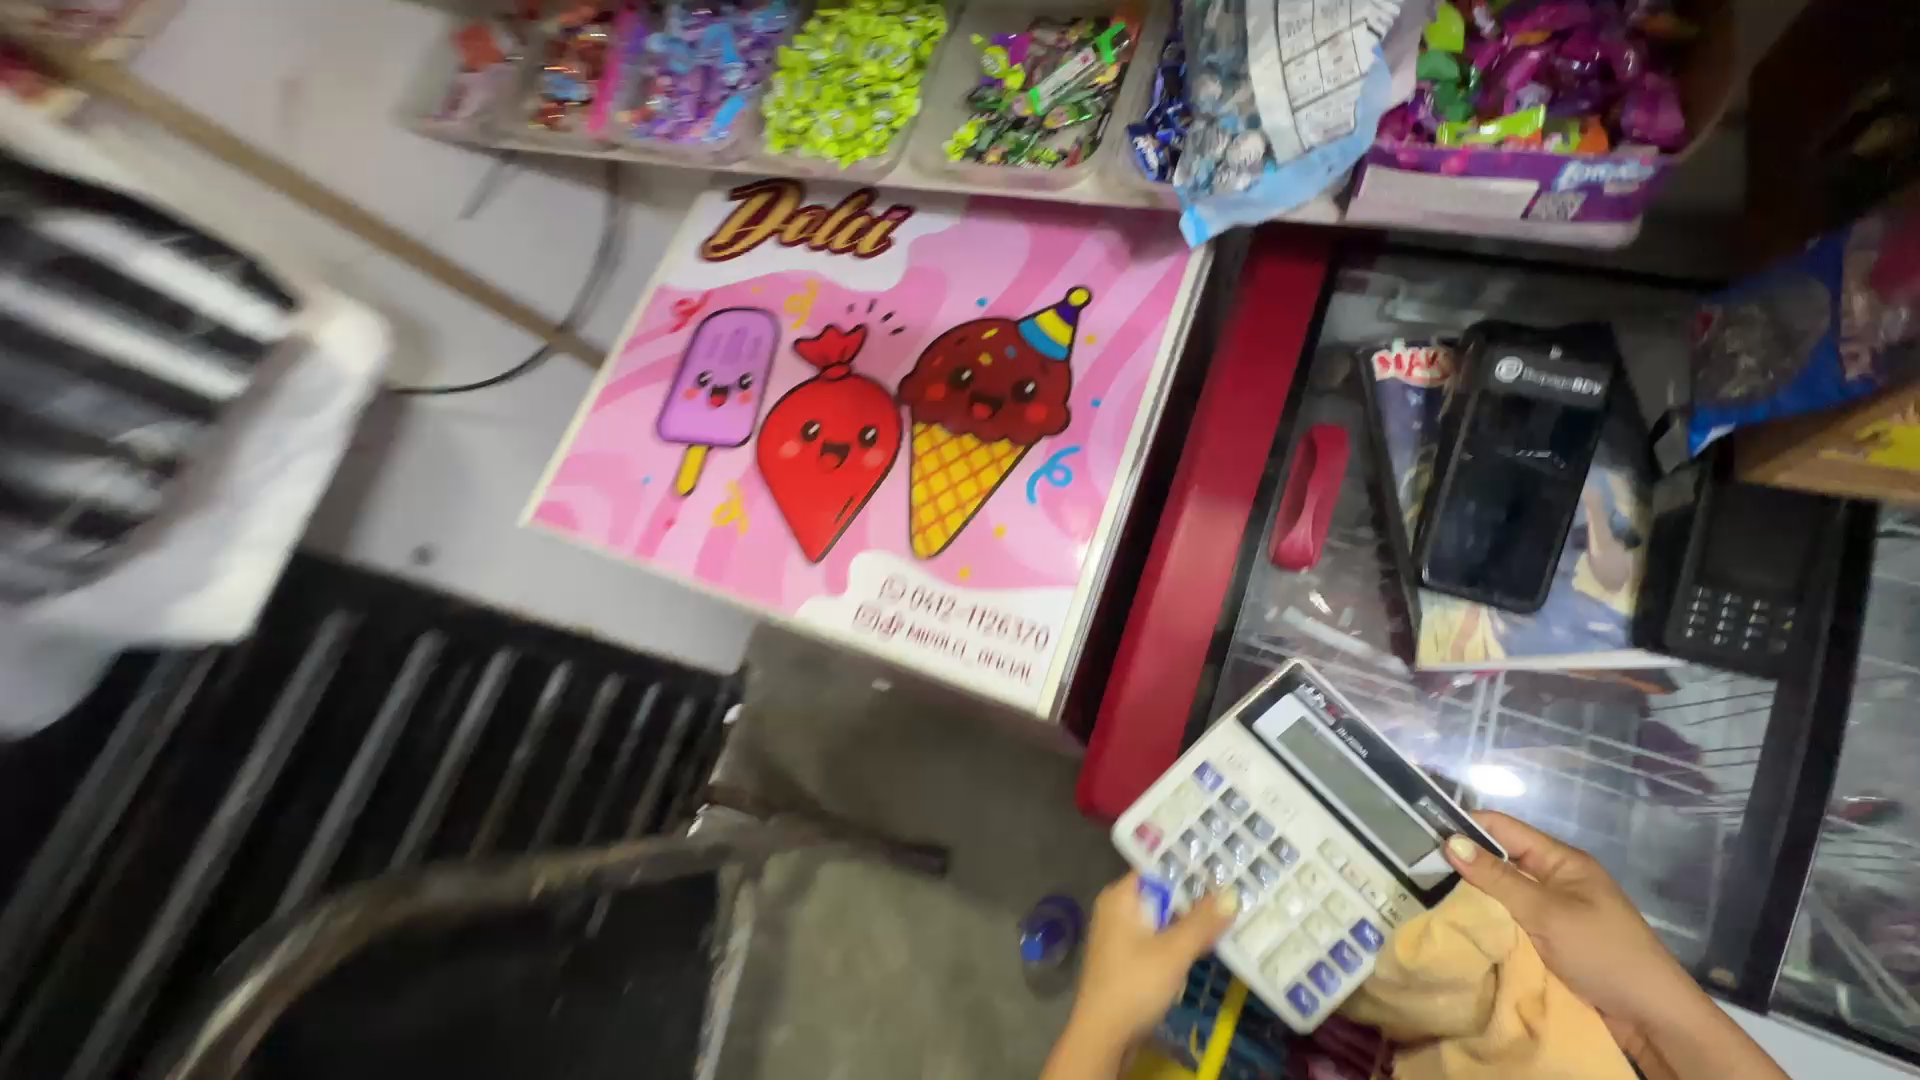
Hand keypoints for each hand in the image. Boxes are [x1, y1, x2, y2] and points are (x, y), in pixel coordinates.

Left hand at [1068, 873, 1238, 1045]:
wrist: (1103, 1034)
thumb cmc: (1135, 983)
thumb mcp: (1173, 951)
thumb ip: (1202, 923)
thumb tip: (1231, 894)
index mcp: (1120, 896)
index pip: (1157, 870)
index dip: (1189, 872)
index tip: (1222, 872)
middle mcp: (1115, 909)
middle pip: (1160, 895)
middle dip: (1192, 900)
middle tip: (1232, 896)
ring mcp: (1118, 936)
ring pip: (1159, 920)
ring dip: (1187, 924)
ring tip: (1225, 918)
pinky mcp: (1124, 960)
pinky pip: (1155, 940)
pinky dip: (1175, 943)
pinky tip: (1201, 947)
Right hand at [1442, 812, 1697, 1049]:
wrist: (1655, 1021)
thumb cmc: (1604, 954)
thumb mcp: (1546, 913)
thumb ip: (1496, 877)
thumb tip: (1449, 841)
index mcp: (1561, 860)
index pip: (1502, 827)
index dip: (1464, 825)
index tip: (1422, 832)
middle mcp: (1556, 878)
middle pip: (1499, 857)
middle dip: (1462, 860)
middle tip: (1416, 865)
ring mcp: (1554, 909)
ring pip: (1500, 889)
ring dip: (1472, 892)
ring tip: (1426, 890)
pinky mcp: (1551, 937)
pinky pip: (1509, 916)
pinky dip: (1486, 916)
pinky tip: (1458, 919)